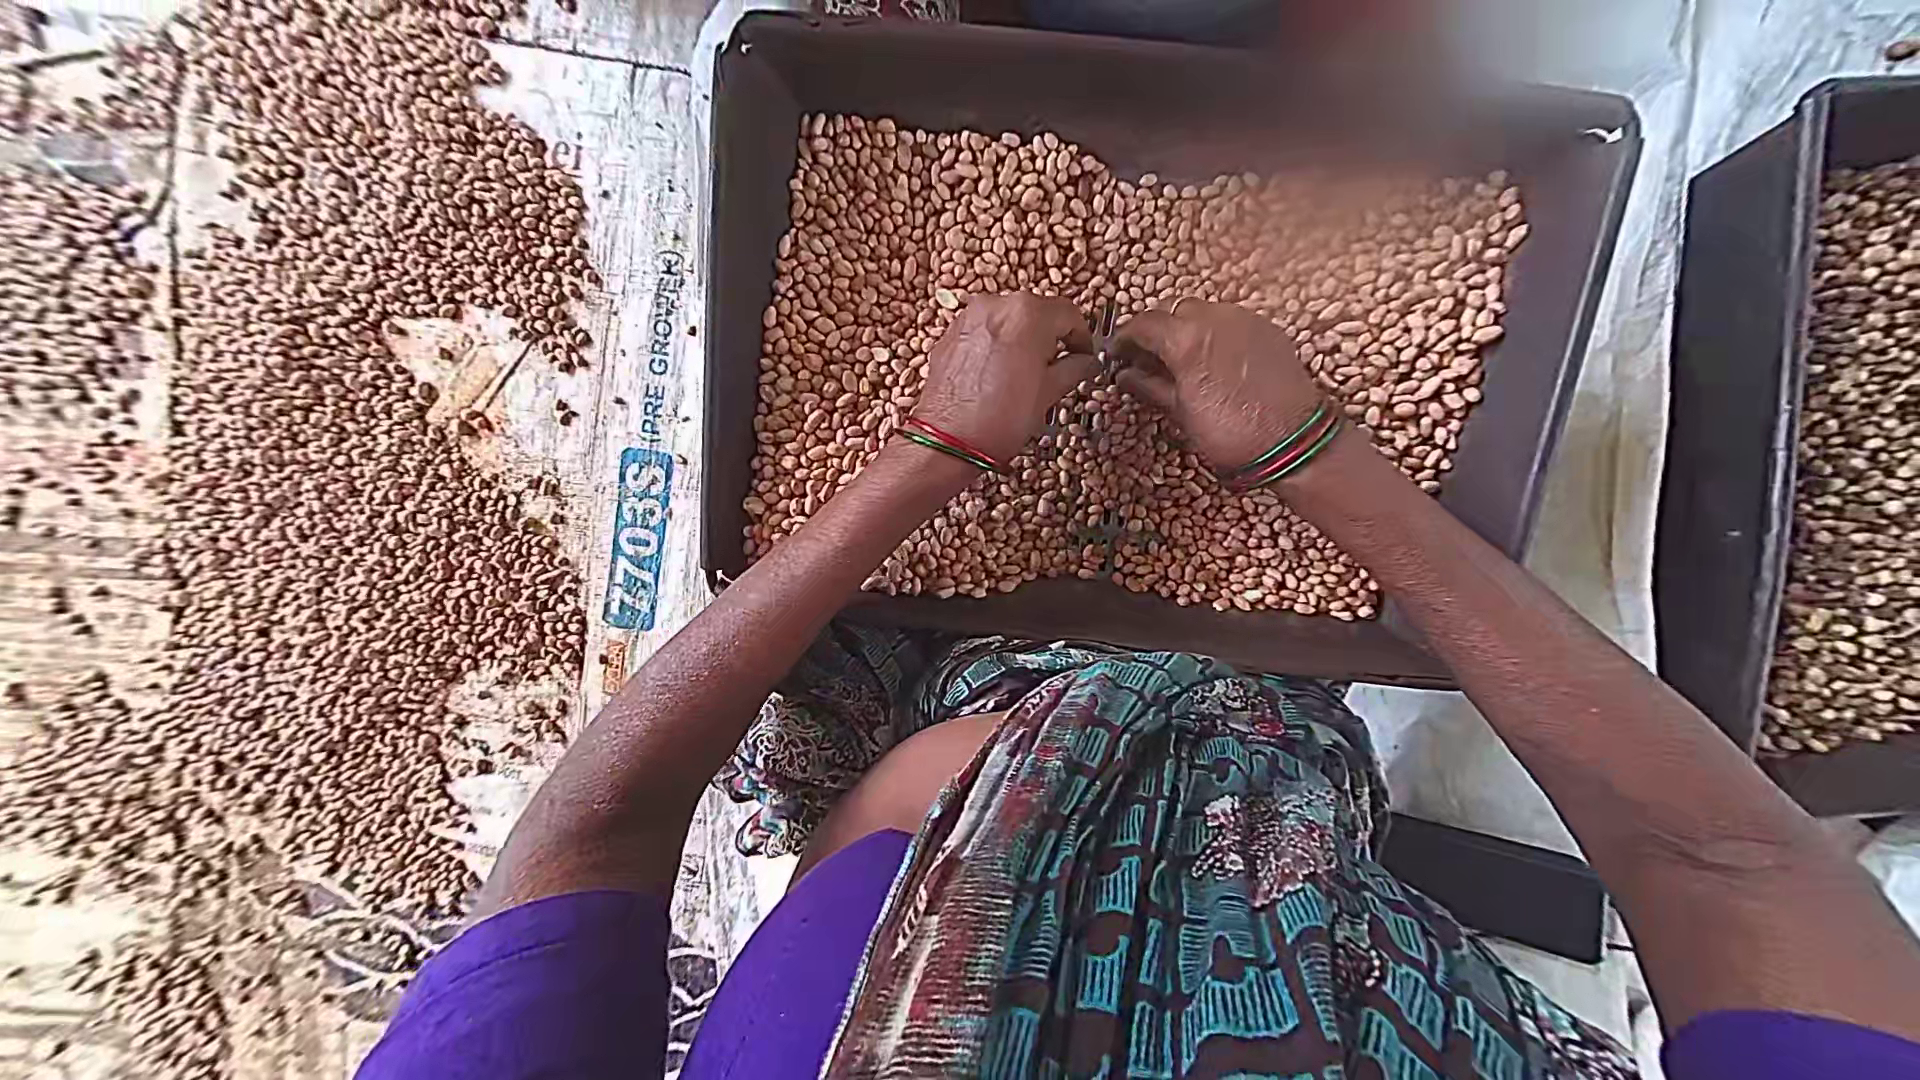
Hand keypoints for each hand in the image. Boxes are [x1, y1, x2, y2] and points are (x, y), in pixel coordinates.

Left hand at [913, 293, 1097, 463]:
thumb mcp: (1048, 394)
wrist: (948, 441)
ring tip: (1027, 375)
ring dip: (1022, 341)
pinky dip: (996, 346)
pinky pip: (984, 332)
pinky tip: (1000, 375)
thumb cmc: (996, 420)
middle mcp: (996, 306)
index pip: (1069, 314)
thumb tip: (1085, 363)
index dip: (1081, 337)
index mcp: (1028, 314)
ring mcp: (969, 318)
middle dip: (1050, 337)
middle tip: (1059, 367)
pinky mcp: (950, 335)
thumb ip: (1073, 369)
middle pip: (1037, 313)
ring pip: (1008, 321)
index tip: (1083, 354)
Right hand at [1112, 299, 1324, 471]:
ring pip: (1204, 313)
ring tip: (1180, 362)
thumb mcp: (1180, 412)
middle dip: (1157, 332)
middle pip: (1174, 312)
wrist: (1291, 442)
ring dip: (1186, 331)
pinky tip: (1212, 362)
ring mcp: (1245, 321)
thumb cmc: (1230, 432)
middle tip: (1146, 359)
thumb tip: (1126, 376)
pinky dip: (1214, 335)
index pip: (1144, 324)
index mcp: (1187, 340)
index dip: (1124, 338)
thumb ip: (1150, 386)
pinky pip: (1231, 322)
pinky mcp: (1267, 330)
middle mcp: (1216, 319)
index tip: (1117, 353)